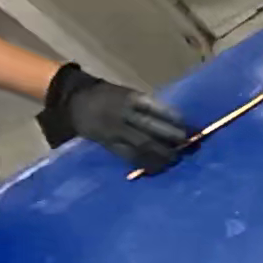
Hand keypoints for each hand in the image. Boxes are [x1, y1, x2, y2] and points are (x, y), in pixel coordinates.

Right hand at [38, 64, 191, 173]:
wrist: (75, 102)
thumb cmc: (109, 97)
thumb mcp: (128, 94)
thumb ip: (148, 107)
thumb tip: (176, 122)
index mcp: (129, 97)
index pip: (155, 108)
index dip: (172, 118)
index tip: (188, 125)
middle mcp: (122, 113)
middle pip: (150, 127)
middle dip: (170, 137)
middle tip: (186, 144)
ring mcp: (114, 130)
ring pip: (141, 144)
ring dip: (161, 153)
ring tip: (175, 158)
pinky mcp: (109, 144)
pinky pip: (128, 155)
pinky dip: (145, 162)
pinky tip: (157, 167)